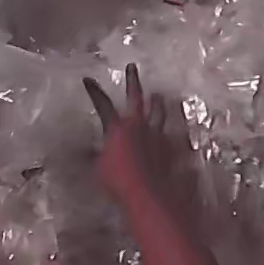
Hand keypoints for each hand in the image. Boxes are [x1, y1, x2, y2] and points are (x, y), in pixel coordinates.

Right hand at [83, 63, 187, 207]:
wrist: (149, 197)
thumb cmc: (118, 182)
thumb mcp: (98, 168)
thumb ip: (94, 155)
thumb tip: (82, 149)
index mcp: (118, 129)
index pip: (102, 105)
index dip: (94, 91)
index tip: (88, 80)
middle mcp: (140, 126)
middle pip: (136, 97)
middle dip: (132, 81)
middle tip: (132, 67)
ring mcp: (160, 135)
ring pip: (160, 111)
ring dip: (159, 102)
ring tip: (159, 95)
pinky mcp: (175, 147)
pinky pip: (178, 133)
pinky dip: (178, 129)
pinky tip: (181, 128)